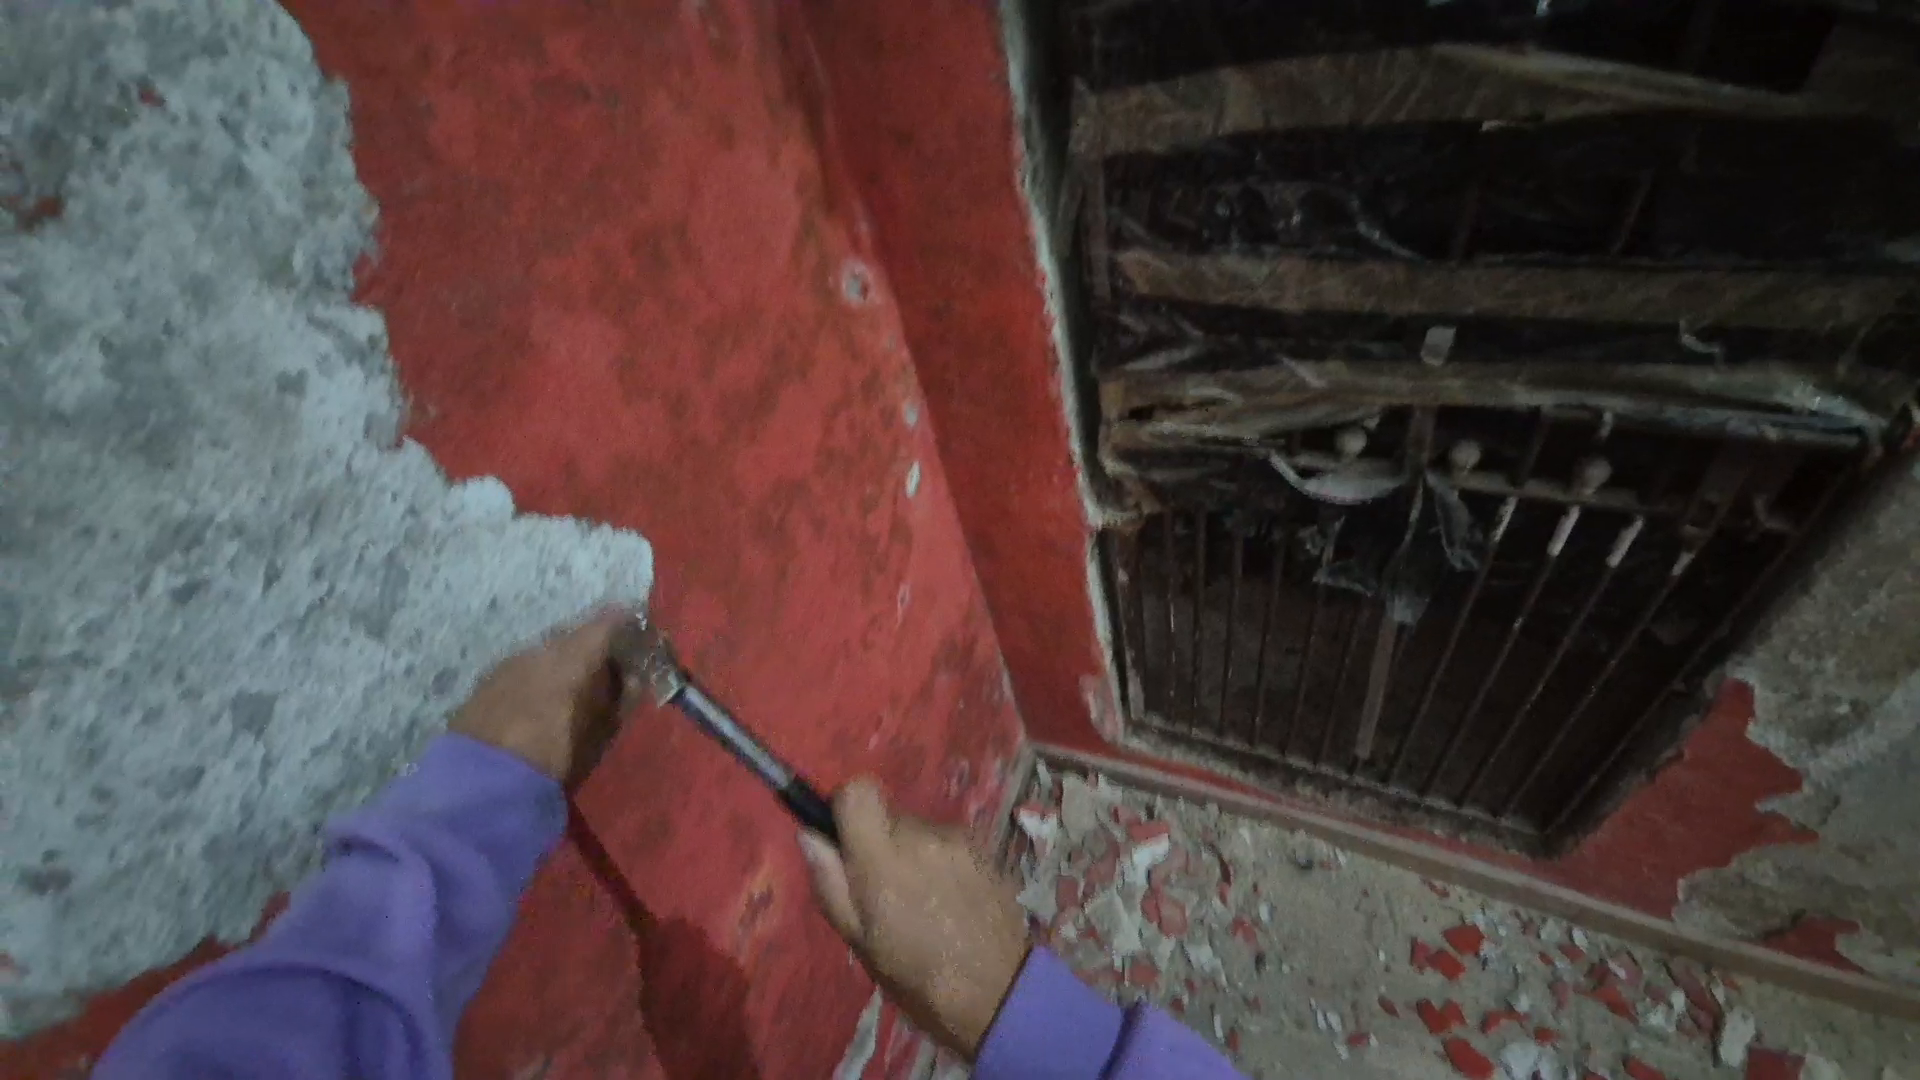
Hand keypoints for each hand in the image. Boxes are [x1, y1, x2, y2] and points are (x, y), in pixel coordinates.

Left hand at [450, 606, 635, 786]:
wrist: (482, 784)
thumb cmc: (557, 755)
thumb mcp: (604, 730)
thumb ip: (623, 697)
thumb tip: (633, 678)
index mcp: (575, 653)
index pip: (611, 620)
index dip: (629, 624)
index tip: (642, 638)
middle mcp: (541, 647)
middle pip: (576, 633)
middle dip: (595, 646)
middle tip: (610, 669)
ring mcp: (509, 662)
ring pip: (547, 650)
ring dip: (564, 663)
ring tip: (574, 688)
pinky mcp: (485, 682)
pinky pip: (523, 669)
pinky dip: (538, 677)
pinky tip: (541, 702)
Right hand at [798, 779, 1031, 1060]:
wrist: (1000, 991)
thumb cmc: (918, 978)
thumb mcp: (860, 942)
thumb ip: (831, 883)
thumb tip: (810, 834)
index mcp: (883, 857)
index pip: (858, 791)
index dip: (846, 807)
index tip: (846, 840)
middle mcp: (921, 834)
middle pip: (887, 814)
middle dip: (879, 843)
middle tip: (885, 891)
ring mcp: (957, 837)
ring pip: (917, 829)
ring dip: (911, 853)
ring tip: (923, 902)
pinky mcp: (983, 846)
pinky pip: (946, 842)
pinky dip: (939, 862)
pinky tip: (949, 900)